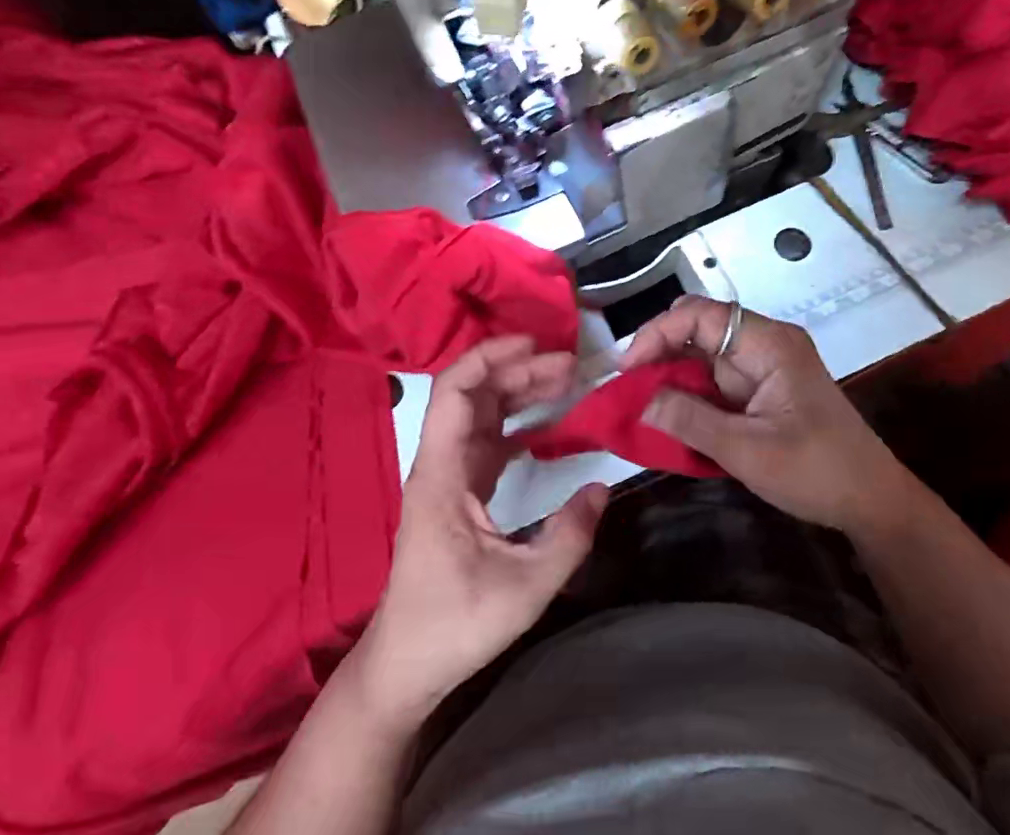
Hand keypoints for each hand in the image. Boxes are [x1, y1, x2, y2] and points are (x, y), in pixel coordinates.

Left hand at [350, 336, 607, 728]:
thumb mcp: (525, 588)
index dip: (490, 358)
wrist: (406, 664)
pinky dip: (516, 426)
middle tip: (570, 366)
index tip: (536, 345)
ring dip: (517, 395)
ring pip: (480, 417)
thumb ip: (568, 536)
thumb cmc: (455, 625)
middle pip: (472, 397)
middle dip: (518, 372)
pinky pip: (486, 444)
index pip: (456, 393)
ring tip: (564, 384)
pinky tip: (546, 426)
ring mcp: (447, 480)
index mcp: (441, 476)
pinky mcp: (457, 496)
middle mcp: (439, 466)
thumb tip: (602, 488)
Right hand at [623, 296, 918, 534]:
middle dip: (659, 357)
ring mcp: (763, 367)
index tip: (628, 371)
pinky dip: (689, 397)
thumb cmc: (817, 472)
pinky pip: (714, 382)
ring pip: (702, 358)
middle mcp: (764, 345)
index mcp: (768, 344)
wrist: (872, 502)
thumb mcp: (747, 450)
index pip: (699, 315)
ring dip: (671, 380)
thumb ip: (689, 420)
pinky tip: (668, 419)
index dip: (657, 333)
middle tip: (629, 394)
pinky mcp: (761, 390)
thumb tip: (637, 398)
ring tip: (639, 409)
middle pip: (698, 331)